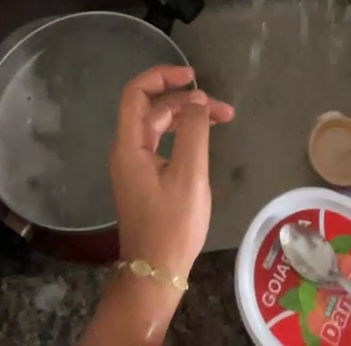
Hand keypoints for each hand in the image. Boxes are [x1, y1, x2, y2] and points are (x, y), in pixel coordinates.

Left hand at [108, 65, 235, 279]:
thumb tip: (197, 100)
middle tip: (222, 107)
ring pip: (160, 124)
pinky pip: (162, 141)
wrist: (156, 273)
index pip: (137, 92)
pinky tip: (205, 136)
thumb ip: (194, 132)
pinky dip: (184, 133)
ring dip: (189, 116)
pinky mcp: (145, 177)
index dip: (162, 76)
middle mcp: (127, 148)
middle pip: (152, 107)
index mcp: (129, 144)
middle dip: (187, 99)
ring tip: (223, 118)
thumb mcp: (189, 175)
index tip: (192, 76)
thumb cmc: (172, 224)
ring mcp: (135, 164)